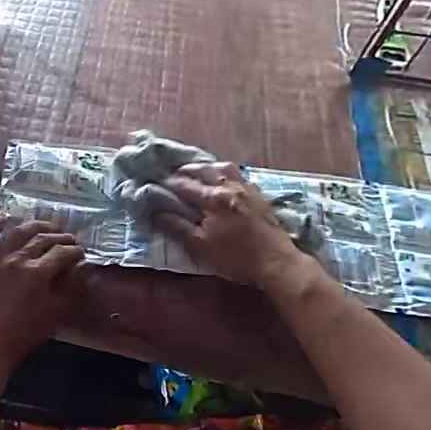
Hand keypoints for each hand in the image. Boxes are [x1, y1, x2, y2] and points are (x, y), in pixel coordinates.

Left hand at [0, 218, 84, 365]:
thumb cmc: (28, 329)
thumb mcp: (57, 309)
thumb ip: (71, 285)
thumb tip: (83, 265)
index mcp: (37, 272)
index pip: (62, 252)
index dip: (75, 251)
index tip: (81, 253)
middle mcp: (17, 259)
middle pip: (43, 239)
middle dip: (61, 237)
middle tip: (69, 240)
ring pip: (19, 232)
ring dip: (36, 226)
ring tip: (48, 227)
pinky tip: (7, 217)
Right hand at [152, 162, 312, 288]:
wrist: (276, 261)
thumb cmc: (235, 256)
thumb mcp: (200, 244)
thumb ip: (177, 226)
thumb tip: (156, 212)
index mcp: (214, 199)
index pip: (185, 185)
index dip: (168, 184)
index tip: (155, 183)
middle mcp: (230, 187)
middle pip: (205, 170)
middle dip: (186, 170)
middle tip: (172, 173)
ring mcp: (247, 189)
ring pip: (224, 168)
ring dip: (207, 167)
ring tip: (196, 172)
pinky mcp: (258, 195)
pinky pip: (238, 175)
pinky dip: (224, 174)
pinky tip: (221, 181)